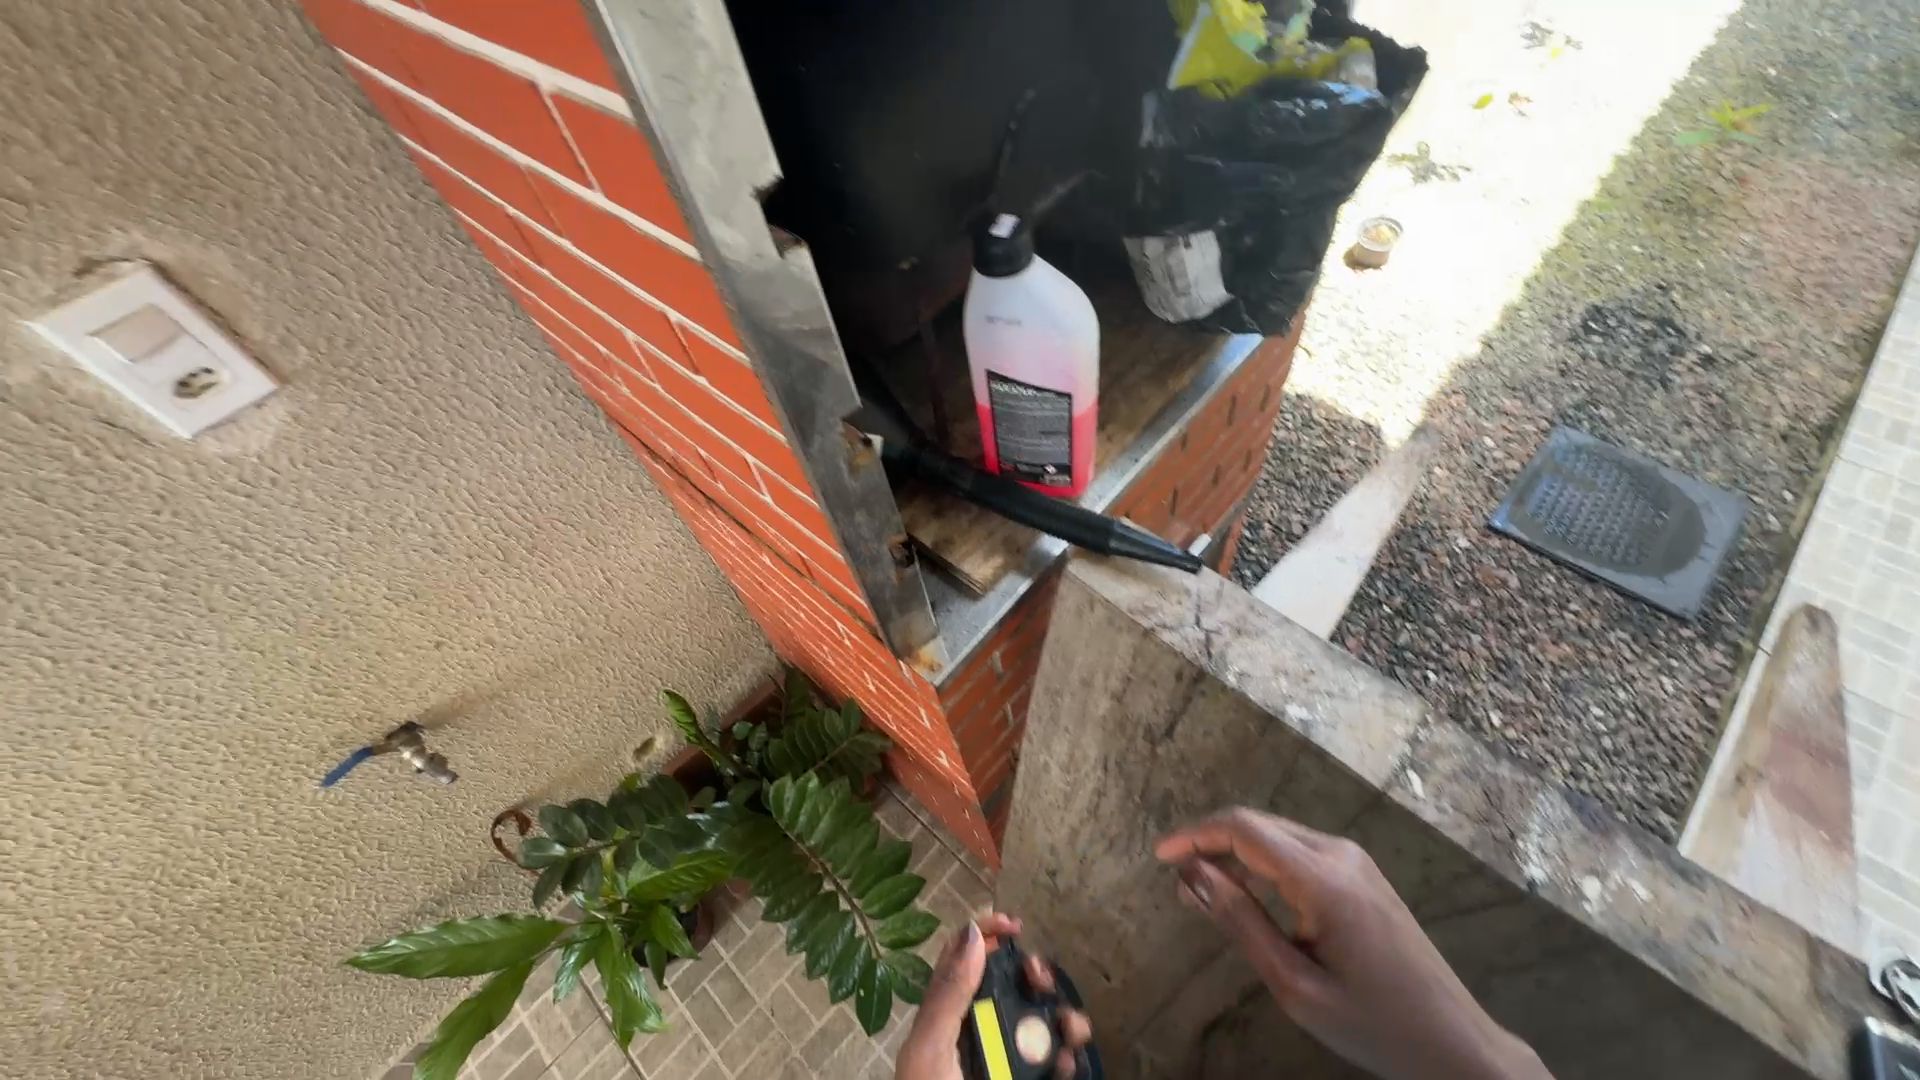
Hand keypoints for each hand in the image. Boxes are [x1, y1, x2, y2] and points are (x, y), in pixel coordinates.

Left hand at [893, 913, 1092, 1079]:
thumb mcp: (929, 1052)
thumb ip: (949, 993)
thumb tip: (973, 932)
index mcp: (946, 1015)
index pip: (964, 957)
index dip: (986, 932)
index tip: (1013, 926)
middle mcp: (978, 1029)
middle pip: (1010, 982)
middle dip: (1032, 971)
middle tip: (1038, 976)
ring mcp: (1005, 1060)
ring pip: (1040, 1018)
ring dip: (1061, 1012)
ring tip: (1071, 1025)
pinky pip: (1056, 1061)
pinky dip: (1068, 1055)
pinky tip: (1068, 1061)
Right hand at [1156, 808, 1551, 1079]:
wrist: (1458, 1047)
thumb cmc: (1373, 1025)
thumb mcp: (1295, 985)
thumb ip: (1240, 922)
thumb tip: (1191, 874)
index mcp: (1323, 880)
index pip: (1243, 829)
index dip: (1194, 834)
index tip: (1159, 857)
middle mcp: (1338, 853)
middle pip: (1257, 825)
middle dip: (1209, 842)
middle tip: (1177, 882)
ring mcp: (1353, 860)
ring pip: (1275, 834)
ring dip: (1233, 851)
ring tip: (1202, 890)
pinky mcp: (1360, 873)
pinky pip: (1296, 850)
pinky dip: (1260, 861)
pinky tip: (1246, 891)